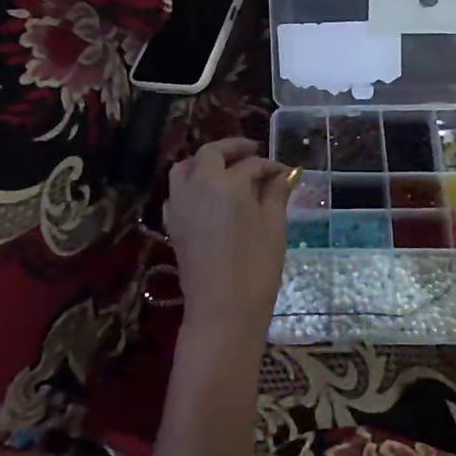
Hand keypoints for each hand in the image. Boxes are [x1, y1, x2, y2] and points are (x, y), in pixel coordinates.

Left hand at [165, 138, 290, 333]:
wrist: (223, 307)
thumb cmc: (256, 266)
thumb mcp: (273, 227)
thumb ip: (275, 194)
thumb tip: (283, 175)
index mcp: (226, 182)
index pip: (250, 164)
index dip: (269, 166)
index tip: (283, 172)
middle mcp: (197, 185)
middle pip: (209, 154)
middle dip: (231, 148)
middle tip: (251, 151)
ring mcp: (179, 204)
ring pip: (185, 168)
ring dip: (203, 161)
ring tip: (224, 168)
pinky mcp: (172, 223)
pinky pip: (177, 191)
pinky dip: (190, 184)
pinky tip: (207, 196)